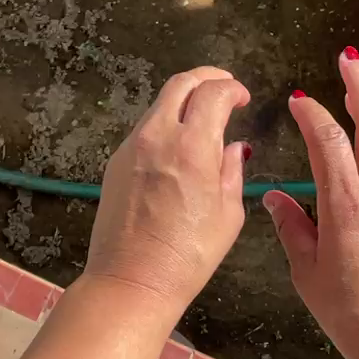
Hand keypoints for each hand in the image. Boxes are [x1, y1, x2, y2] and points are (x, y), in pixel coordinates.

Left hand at [84, 68, 250, 314]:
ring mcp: (132, 146)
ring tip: (203, 118)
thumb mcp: (228, 215)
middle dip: (207, 77)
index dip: (233, 88)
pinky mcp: (116, 161)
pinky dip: (166, 124)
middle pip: (181, 83)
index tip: (243, 98)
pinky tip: (178, 146)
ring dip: (184, 100)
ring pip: (160, 104)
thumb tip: (232, 147)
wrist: (131, 282)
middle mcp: (158, 135)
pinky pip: (145, 128)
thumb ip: (232, 171)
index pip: (213, 92)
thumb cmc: (188, 256)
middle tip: (224, 86)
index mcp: (192, 146)